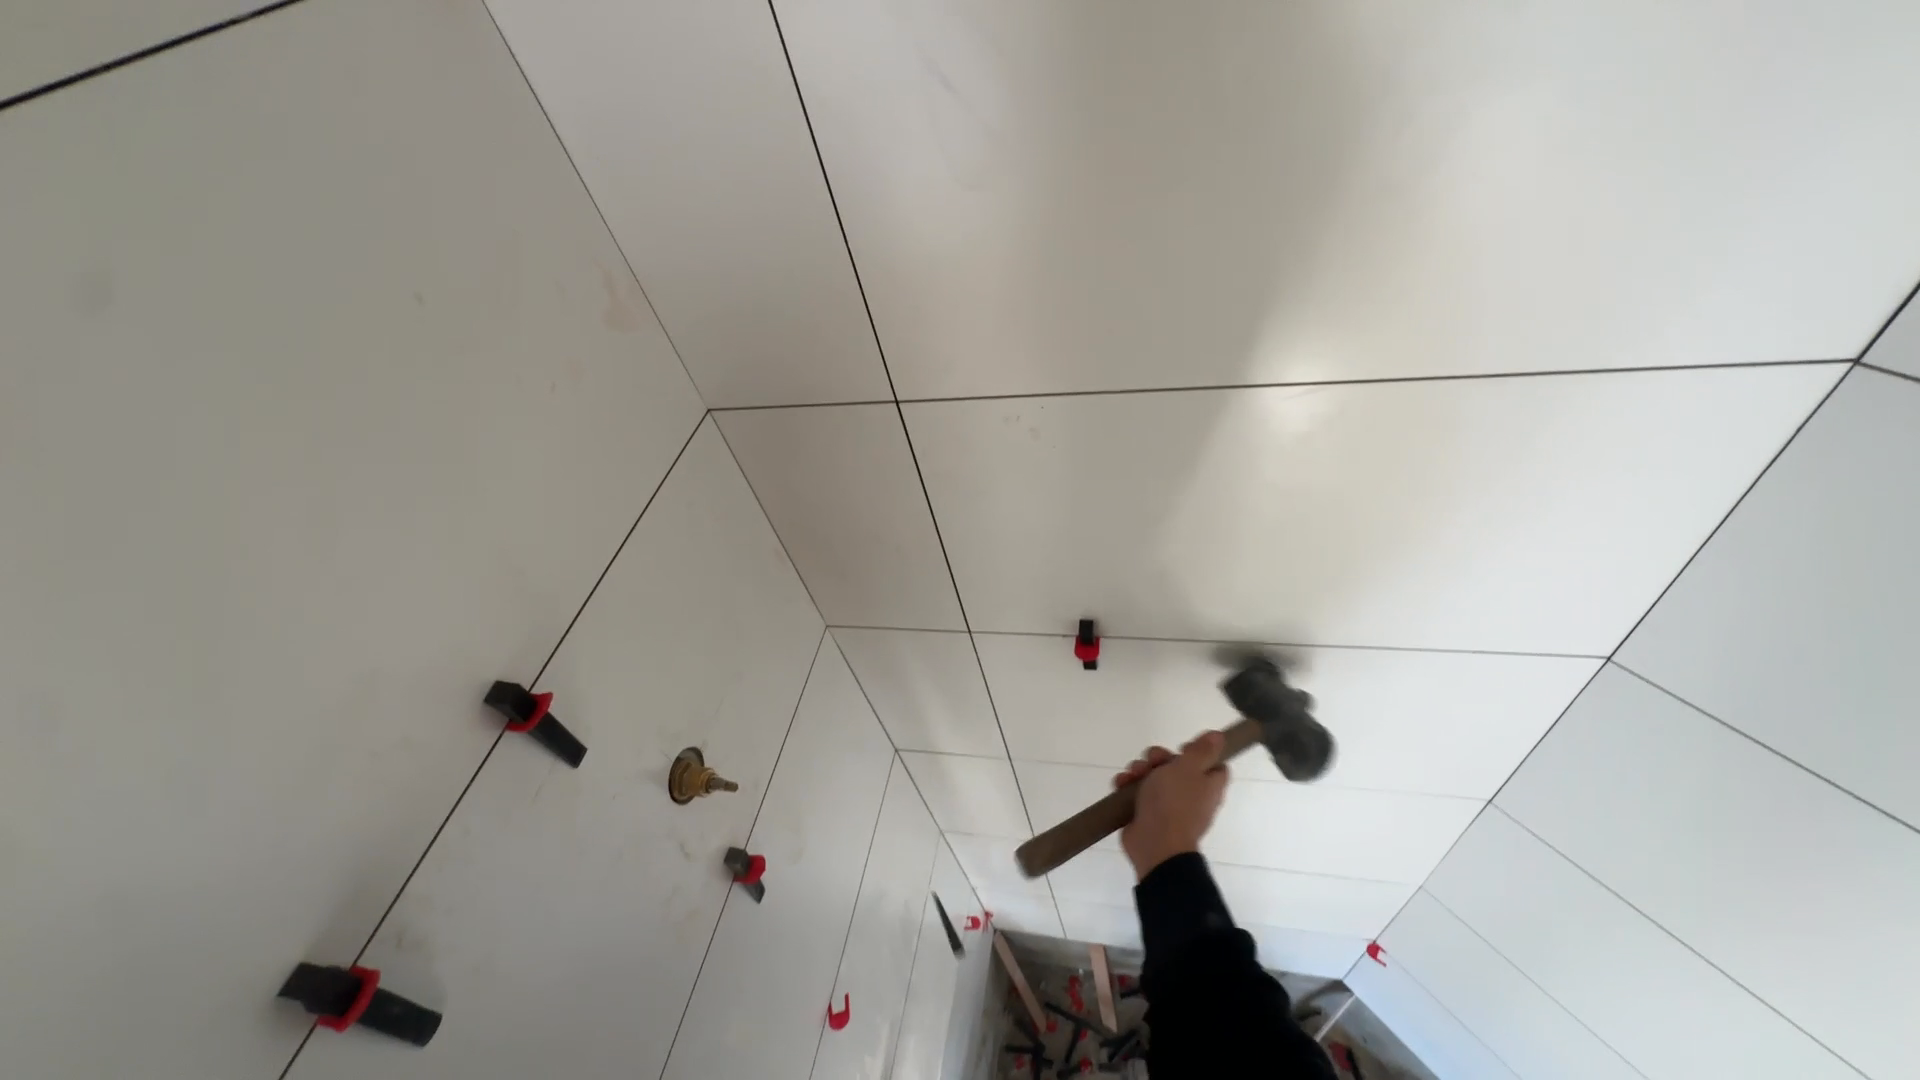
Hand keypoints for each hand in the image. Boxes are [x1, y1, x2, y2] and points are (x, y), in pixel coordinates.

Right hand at [1112, 731, 1228, 879]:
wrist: (1154, 844)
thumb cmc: (1174, 802)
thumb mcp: (1189, 768)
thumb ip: (1202, 751)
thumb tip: (1220, 737)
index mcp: (1208, 785)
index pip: (1213, 765)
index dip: (1198, 753)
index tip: (1183, 749)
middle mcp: (1192, 795)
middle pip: (1178, 767)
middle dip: (1159, 759)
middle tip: (1152, 761)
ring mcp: (1169, 806)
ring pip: (1155, 778)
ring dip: (1140, 771)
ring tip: (1132, 776)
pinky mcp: (1148, 814)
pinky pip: (1139, 793)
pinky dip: (1129, 787)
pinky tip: (1121, 785)